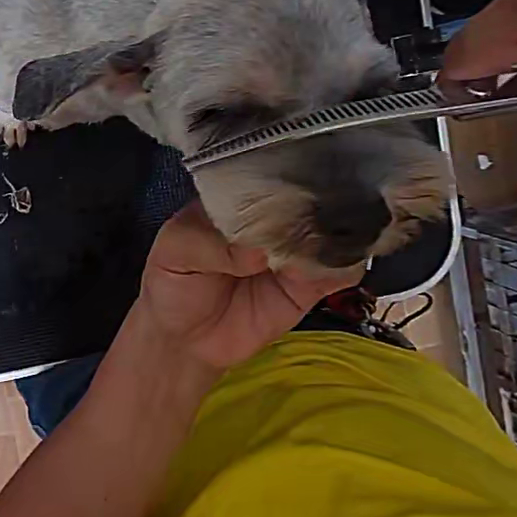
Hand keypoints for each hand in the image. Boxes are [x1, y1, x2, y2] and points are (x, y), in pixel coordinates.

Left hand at [133, 202, 360, 370]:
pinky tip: (324, 271)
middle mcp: (276, 217)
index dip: (283, 180)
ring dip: (334, 238)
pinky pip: (341, 272)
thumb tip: (257, 251)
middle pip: (312, 200)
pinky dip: (343, 268)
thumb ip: (207, 243)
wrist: (186, 340)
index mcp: (243, 197)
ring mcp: (298, 249)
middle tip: (308, 222)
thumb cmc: (174, 282)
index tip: (291, 189)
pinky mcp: (312, 285)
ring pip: (334, 232)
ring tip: (316, 248)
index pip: (272, 177)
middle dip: (317, 207)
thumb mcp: (173, 252)